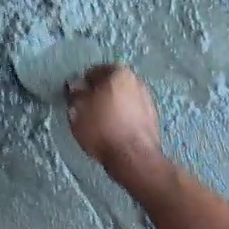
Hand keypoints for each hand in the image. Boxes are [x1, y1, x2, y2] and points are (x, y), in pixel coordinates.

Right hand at [66, 65, 166, 186]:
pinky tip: (115, 131)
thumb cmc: (102, 128)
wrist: (134, 157)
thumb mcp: (78, 111)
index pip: (94, 72)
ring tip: (100, 124)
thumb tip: (76, 86)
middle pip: (112, 85)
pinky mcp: (153, 118)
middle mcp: (137, 81)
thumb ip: (76, 95)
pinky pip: (132, 113)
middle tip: (87, 111)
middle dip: (100, 94)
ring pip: (123, 99)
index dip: (82, 85)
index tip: (76, 99)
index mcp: (118, 73)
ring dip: (112, 106)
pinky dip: (123, 118)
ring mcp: (147, 99)